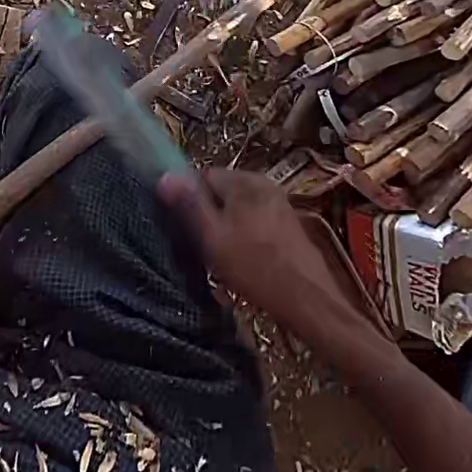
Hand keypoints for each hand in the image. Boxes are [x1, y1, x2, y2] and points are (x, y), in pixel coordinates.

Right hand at [158, 169, 375, 343]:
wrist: (306, 295)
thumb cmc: (255, 266)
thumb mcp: (213, 237)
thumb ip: (190, 205)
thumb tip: (165, 176)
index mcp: (245, 180)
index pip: (203, 176)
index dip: (190, 201)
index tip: (188, 229)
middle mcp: (264, 183)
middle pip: (222, 191)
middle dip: (209, 215)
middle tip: (205, 246)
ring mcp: (278, 201)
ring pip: (238, 207)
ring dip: (226, 227)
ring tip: (224, 257)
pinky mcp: (287, 221)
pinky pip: (254, 219)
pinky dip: (244, 234)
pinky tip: (245, 260)